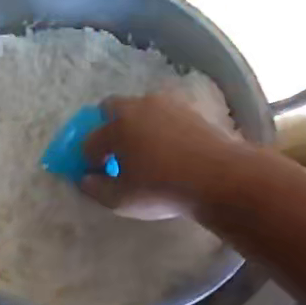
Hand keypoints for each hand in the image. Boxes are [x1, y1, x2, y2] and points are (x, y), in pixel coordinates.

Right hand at [81, 93, 254, 219]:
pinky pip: (165, 116)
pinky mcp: (191, 110)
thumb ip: (96, 189)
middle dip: (107, 128)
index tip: (96, 175)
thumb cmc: (161, 188)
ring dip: (136, 126)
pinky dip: (160, 129)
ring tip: (145, 153)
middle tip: (116, 154)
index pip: (90, 140)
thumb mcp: (121, 199)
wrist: (219, 178)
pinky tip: (169, 151)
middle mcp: (138, 107)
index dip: (88, 159)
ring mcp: (167, 104)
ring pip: (141, 110)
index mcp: (116, 127)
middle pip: (111, 109)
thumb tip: (86, 179)